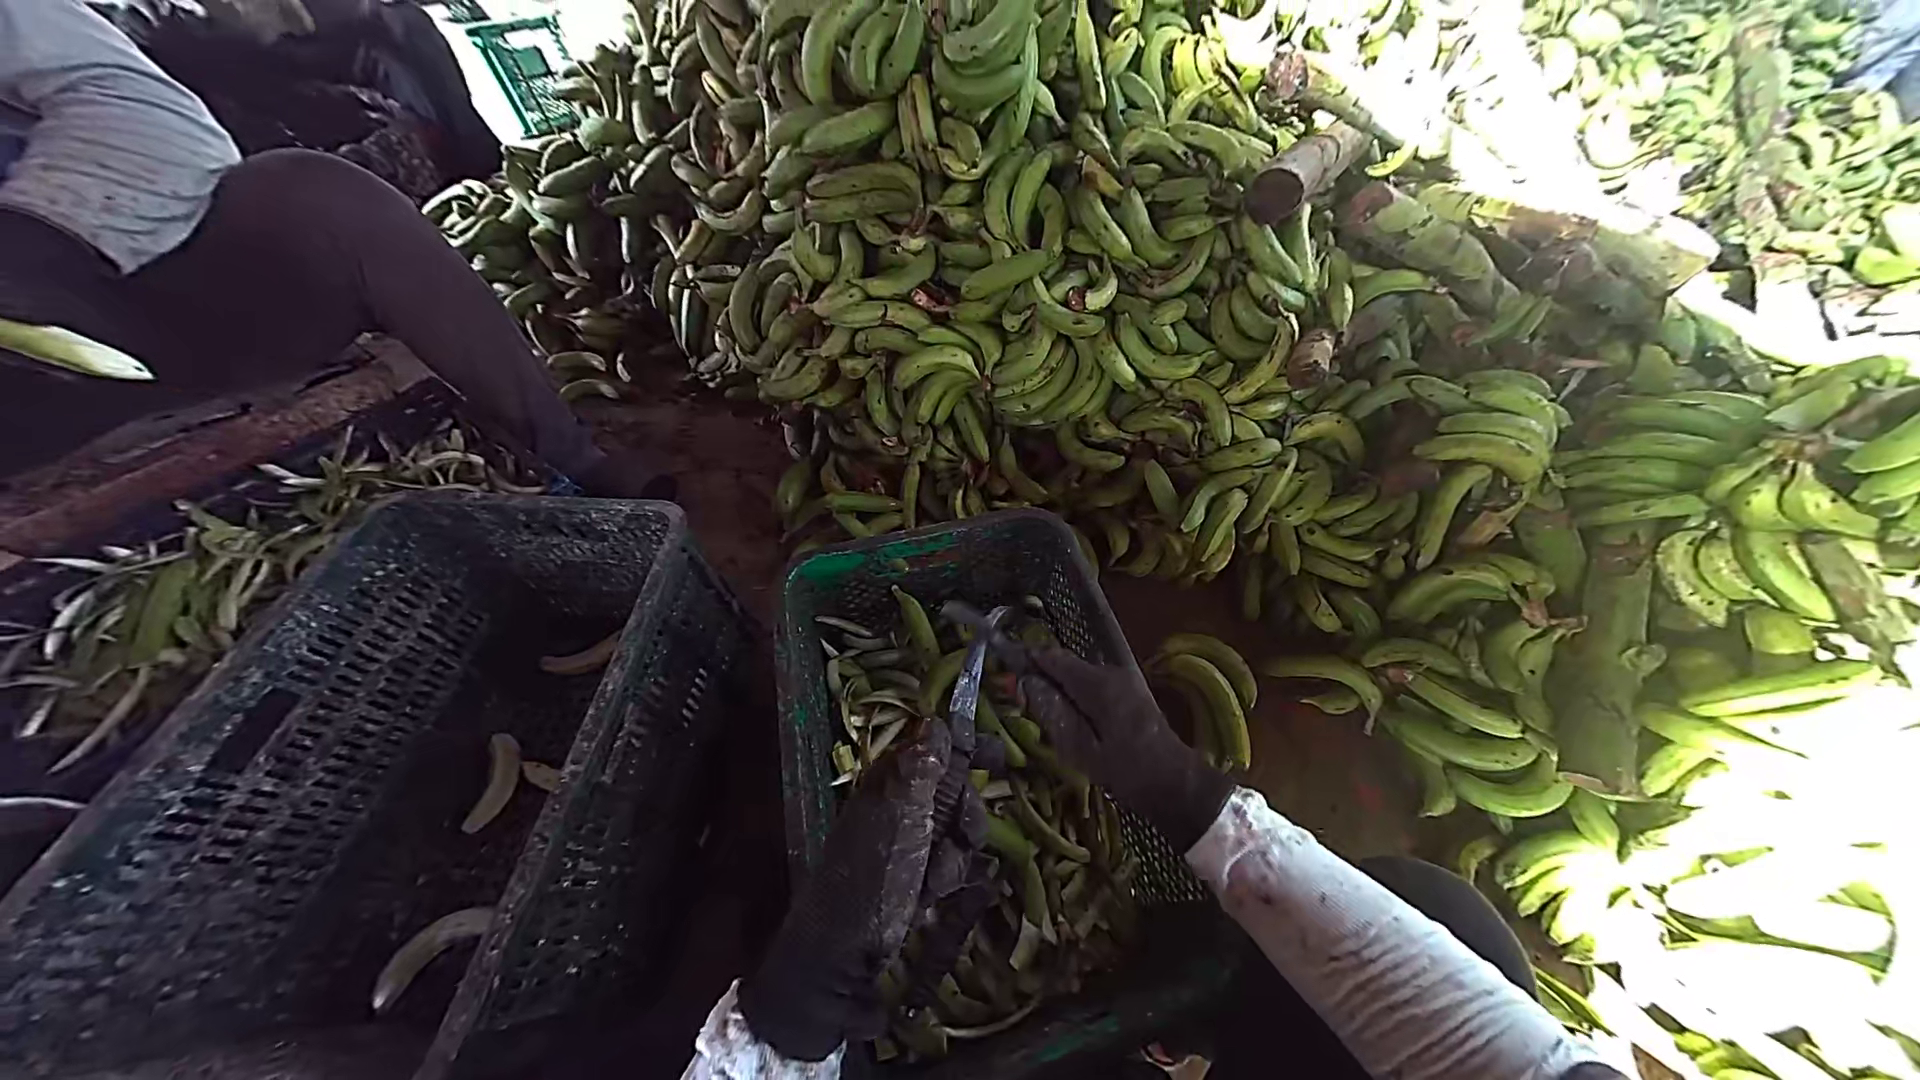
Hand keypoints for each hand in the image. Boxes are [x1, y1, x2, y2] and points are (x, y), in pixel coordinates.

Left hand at [738, 719, 949, 1060]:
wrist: (844, 950)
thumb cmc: (873, 873)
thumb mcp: (899, 813)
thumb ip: (921, 767)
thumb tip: (936, 718)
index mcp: (894, 776)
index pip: (937, 742)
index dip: (968, 743)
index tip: (999, 756)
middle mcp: (905, 799)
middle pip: (958, 785)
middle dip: (966, 812)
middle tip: (962, 831)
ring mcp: (913, 835)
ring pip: (961, 825)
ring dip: (956, 852)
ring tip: (936, 876)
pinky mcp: (920, 867)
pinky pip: (953, 858)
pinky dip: (949, 874)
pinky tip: (933, 892)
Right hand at [1020, 646, 1233, 852]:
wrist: (1177, 785)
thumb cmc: (1127, 771)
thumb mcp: (1081, 748)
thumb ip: (1053, 712)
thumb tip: (1027, 682)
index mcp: (1097, 683)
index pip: (1053, 657)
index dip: (1028, 659)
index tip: (1008, 668)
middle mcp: (1110, 672)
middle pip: (1067, 665)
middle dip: (1044, 677)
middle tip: (1023, 700)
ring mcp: (1124, 680)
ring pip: (1080, 676)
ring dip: (1062, 688)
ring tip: (1045, 713)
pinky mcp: (1130, 692)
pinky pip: (1094, 685)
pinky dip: (1079, 695)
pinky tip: (1073, 719)